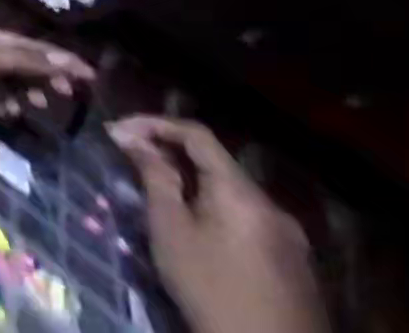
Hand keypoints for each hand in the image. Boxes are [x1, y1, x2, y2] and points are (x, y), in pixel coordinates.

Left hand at [0, 18, 94, 118]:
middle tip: (66, 94)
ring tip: (38, 104)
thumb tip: (63, 61)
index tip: (86, 72)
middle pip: (14, 62)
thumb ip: (21, 60)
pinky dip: (3, 104)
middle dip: (40, 75)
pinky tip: (11, 111)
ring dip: (23, 92)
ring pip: (4, 83)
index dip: (52, 55)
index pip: (18, 41)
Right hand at [107, 116, 329, 332]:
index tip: (117, 131)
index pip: (196, 134)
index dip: (153, 123)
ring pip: (229, 189)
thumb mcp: (169, 227)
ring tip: (154, 190)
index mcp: (241, 191)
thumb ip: (154, 175)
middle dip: (168, 152)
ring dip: (189, 180)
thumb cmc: (209, 286)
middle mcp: (270, 204)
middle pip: (214, 161)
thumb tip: (130, 136)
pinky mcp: (291, 260)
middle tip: (129, 158)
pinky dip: (211, 205)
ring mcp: (287, 235)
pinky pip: (244, 215)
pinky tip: (191, 223)